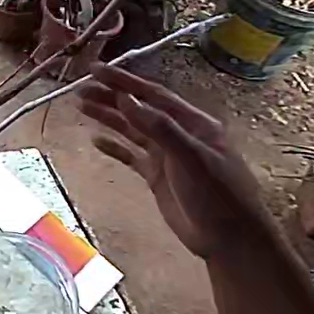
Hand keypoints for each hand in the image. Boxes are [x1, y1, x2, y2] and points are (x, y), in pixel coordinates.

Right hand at [78, 65, 276, 258]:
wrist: (232, 242)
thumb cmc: (219, 196)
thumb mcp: (192, 158)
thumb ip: (159, 127)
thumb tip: (126, 99)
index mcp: (193, 123)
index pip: (153, 94)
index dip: (124, 81)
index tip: (96, 70)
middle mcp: (178, 134)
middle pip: (138, 109)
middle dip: (110, 97)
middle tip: (80, 90)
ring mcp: (166, 155)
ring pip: (131, 129)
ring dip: (108, 117)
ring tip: (81, 106)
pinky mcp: (157, 176)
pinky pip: (130, 155)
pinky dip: (114, 147)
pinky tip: (96, 140)